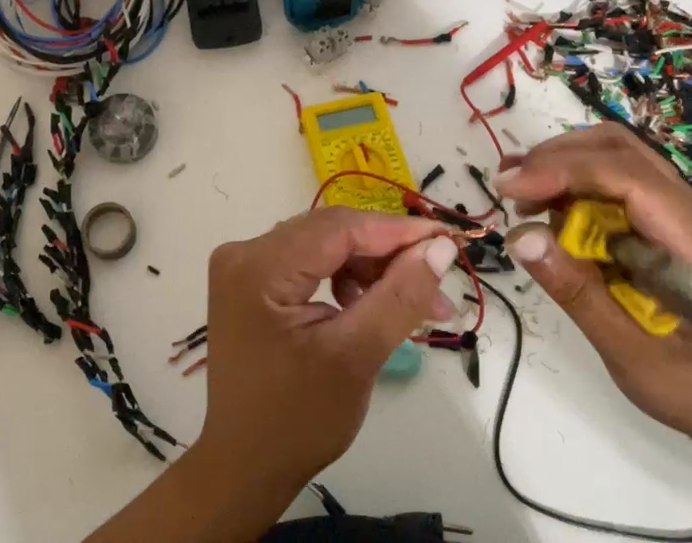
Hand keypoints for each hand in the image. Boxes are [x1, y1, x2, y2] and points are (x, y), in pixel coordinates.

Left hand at [196, 206, 459, 488]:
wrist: (246, 463)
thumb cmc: (298, 418)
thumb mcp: (356, 356)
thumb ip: (399, 296)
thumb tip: (438, 247)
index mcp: (258, 266)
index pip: (339, 228)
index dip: (397, 231)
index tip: (449, 241)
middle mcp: (243, 254)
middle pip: (330, 234)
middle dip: (388, 255)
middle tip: (439, 288)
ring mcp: (243, 268)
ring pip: (322, 247)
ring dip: (370, 269)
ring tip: (416, 306)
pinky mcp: (250, 284)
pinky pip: (307, 265)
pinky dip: (344, 280)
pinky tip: (371, 307)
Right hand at [496, 123, 691, 444]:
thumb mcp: (630, 352)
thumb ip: (577, 291)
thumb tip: (520, 237)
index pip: (624, 174)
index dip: (560, 171)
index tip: (507, 189)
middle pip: (619, 149)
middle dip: (555, 157)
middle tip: (506, 184)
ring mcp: (682, 214)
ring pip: (618, 155)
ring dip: (563, 162)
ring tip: (518, 192)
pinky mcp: (668, 223)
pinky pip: (619, 180)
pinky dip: (576, 181)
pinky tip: (548, 208)